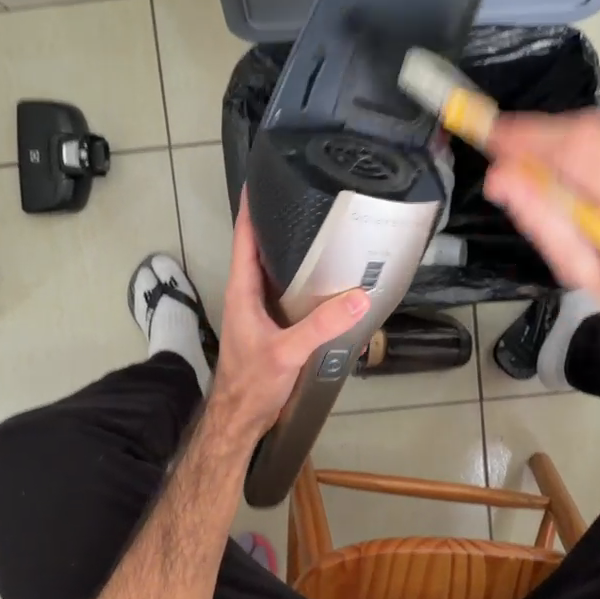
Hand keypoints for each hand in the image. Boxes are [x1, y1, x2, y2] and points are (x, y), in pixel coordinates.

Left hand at [209, 194, 369, 438]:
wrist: (240, 420)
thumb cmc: (252, 383)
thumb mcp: (288, 352)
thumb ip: (321, 325)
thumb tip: (359, 298)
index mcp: (243, 290)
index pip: (243, 237)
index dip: (250, 207)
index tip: (262, 179)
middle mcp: (248, 294)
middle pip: (261, 248)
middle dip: (280, 223)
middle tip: (309, 198)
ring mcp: (259, 310)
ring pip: (276, 271)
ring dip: (293, 253)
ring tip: (324, 230)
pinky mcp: (272, 325)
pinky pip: (288, 294)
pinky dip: (304, 282)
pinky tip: (326, 281)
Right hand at [483, 111, 599, 356]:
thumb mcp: (586, 275)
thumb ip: (545, 223)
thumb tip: (502, 181)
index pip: (579, 151)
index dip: (530, 138)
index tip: (493, 136)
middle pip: (593, 131)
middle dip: (543, 134)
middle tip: (506, 148)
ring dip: (568, 141)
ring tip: (536, 162)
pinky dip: (596, 149)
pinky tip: (580, 172)